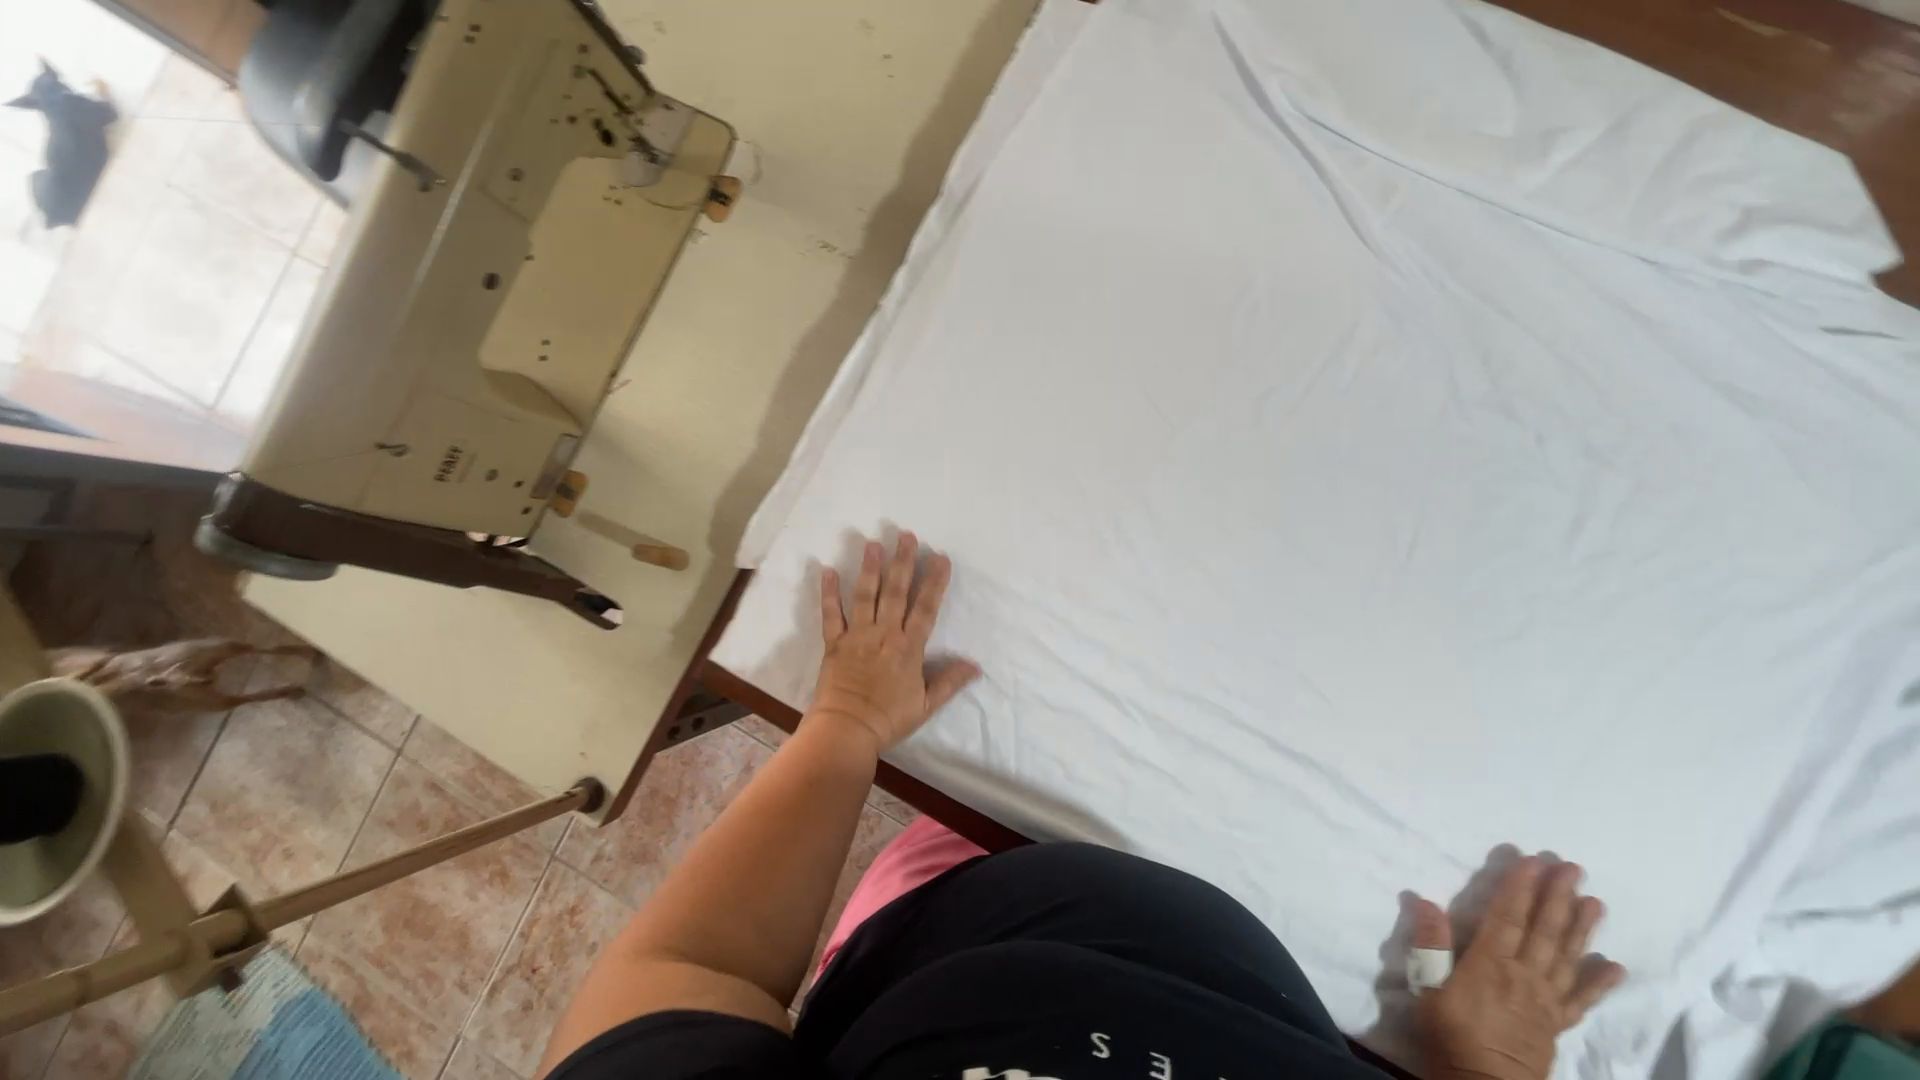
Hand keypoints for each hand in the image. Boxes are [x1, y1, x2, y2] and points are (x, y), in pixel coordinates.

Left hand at [811, 532, 979, 752]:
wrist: (847, 729)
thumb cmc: (889, 718)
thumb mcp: (926, 704)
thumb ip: (950, 682)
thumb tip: (976, 666)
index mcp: (909, 647)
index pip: (926, 608)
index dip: (934, 581)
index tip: (940, 557)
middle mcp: (884, 634)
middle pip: (895, 592)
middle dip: (902, 562)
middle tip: (906, 535)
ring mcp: (857, 636)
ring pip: (865, 595)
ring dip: (869, 568)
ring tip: (873, 543)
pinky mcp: (834, 643)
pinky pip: (831, 614)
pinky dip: (828, 592)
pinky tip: (828, 570)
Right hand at [1412, 857, 1626, 1079]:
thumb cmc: (1451, 1034)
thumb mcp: (1427, 989)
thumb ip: (1429, 946)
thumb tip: (1424, 901)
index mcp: (1491, 964)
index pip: (1507, 916)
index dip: (1519, 887)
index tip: (1532, 861)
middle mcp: (1525, 976)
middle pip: (1544, 930)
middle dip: (1557, 897)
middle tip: (1572, 868)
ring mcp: (1546, 1000)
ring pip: (1567, 956)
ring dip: (1581, 927)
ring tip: (1596, 901)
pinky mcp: (1558, 1023)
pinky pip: (1582, 999)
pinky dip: (1600, 981)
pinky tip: (1616, 966)